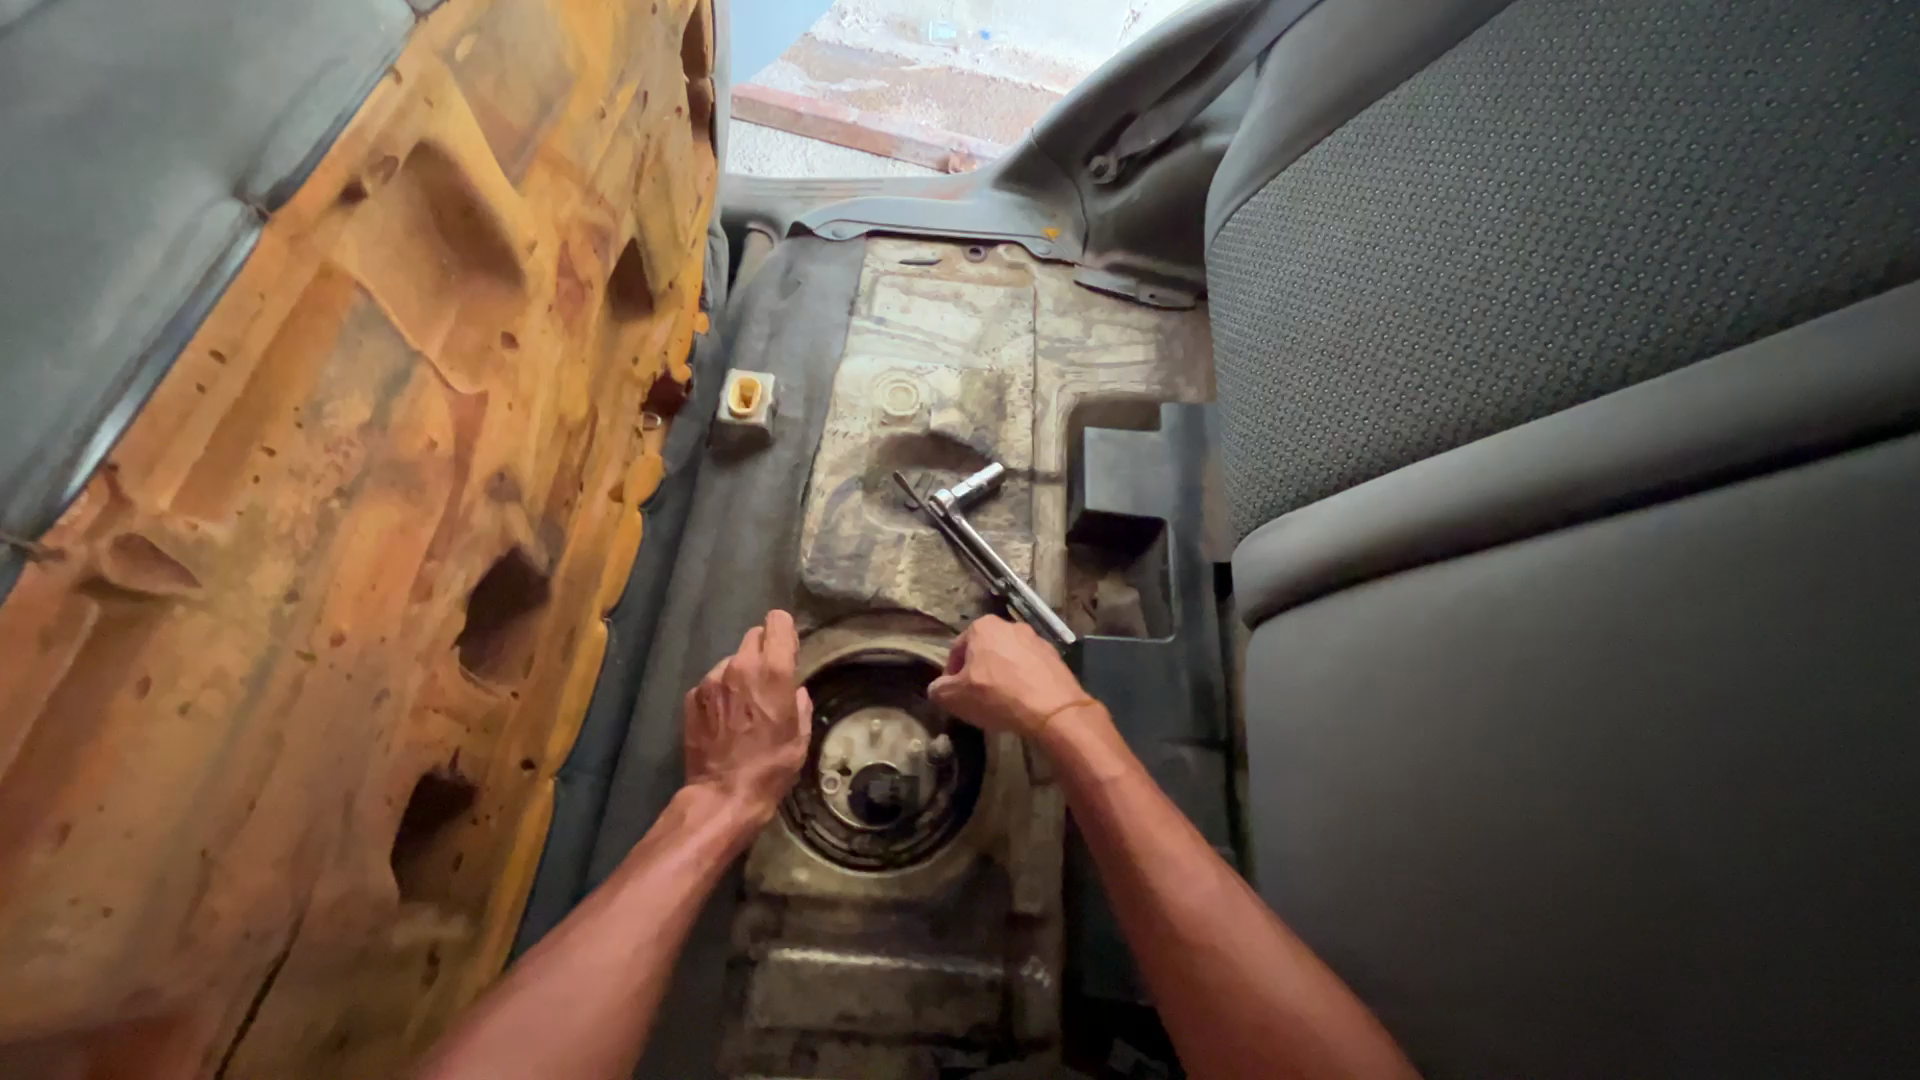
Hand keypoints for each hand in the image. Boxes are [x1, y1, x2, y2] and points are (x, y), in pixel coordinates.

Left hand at [683, 610, 812, 823]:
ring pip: (732, 661)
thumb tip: (796, 692)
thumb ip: (800, 703)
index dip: (784, 632)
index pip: (777, 621)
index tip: (788, 651)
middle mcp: (739, 666)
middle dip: (764, 651)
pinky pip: (713, 682)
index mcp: (773, 671)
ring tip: (744, 706)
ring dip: (741, 674)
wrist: (723, 795)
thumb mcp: (800, 736)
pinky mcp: (692, 696)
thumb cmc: (771, 766)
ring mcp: (711, 680)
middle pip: (754, 636)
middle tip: (768, 681)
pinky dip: (721, 693)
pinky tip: (724, 720)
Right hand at [928, 616, 1097, 739]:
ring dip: (1002, 677)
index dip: (951, 676)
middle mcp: (1010, 625)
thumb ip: (938, 690)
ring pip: (1009, 660)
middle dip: (978, 673)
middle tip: (976, 699)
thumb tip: (938, 689)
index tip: (953, 696)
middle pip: (984, 652)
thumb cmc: (996, 695)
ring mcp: (1036, 639)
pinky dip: (1023, 682)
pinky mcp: (1055, 657)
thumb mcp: (953, 697)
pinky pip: (1030, 669)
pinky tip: (1022, 703)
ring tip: (1001, 703)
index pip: (957, 650)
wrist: (1052, 708)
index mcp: (982, 626)